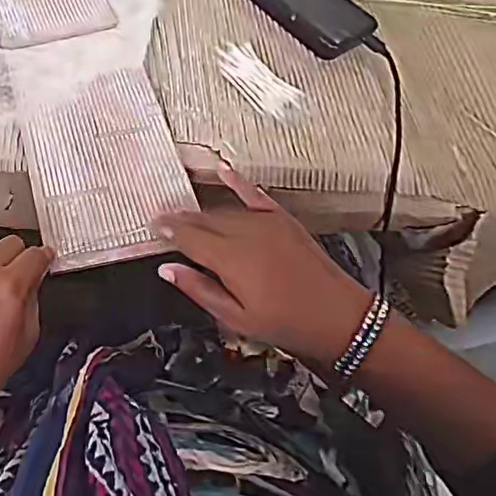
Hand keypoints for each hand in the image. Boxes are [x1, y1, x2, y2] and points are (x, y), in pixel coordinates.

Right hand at [154, 162, 372, 363]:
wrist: (341, 319)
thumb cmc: (287, 324)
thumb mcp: (235, 318)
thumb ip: (199, 289)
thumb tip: (167, 269)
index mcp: (231, 260)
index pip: (189, 237)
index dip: (169, 230)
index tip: (154, 225)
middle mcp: (246, 235)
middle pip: (203, 221)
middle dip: (181, 220)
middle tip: (162, 219)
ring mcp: (267, 224)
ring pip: (223, 211)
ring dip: (201, 212)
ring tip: (183, 212)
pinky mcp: (283, 221)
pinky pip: (255, 196)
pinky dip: (238, 183)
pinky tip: (224, 171)